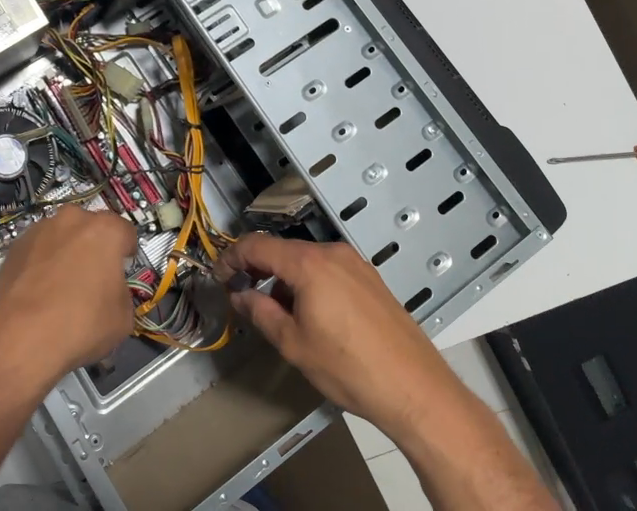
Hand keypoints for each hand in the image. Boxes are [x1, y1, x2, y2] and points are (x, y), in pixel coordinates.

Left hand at [0, 207, 136, 380]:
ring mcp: (39, 229)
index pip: (126, 232)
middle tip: (92, 279)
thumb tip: (112, 292)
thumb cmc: (80, 324)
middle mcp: (71, 220)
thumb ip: (122, 292)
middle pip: (90, 229)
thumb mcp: (123, 318)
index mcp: (104, 230)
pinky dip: (41, 263)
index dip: (126, 253)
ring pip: (61, 236)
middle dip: (94, 248)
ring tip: (61, 288)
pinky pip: (38, 250)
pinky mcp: (15, 245)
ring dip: (66, 253)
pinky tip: (39, 291)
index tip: (123, 270)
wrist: (20, 335)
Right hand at [216, 233, 477, 441]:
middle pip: (282, 250)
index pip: (256, 245)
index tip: (219, 278)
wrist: (417, 391)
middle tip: (243, 295)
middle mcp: (332, 254)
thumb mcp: (293, 344)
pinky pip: (329, 270)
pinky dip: (309, 283)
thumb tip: (240, 296)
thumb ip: (260, 312)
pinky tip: (311, 313)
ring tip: (278, 312)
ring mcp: (356, 265)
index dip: (231, 258)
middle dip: (258, 269)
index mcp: (308, 264)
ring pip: (306, 260)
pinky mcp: (372, 280)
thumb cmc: (349, 368)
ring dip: (284, 278)